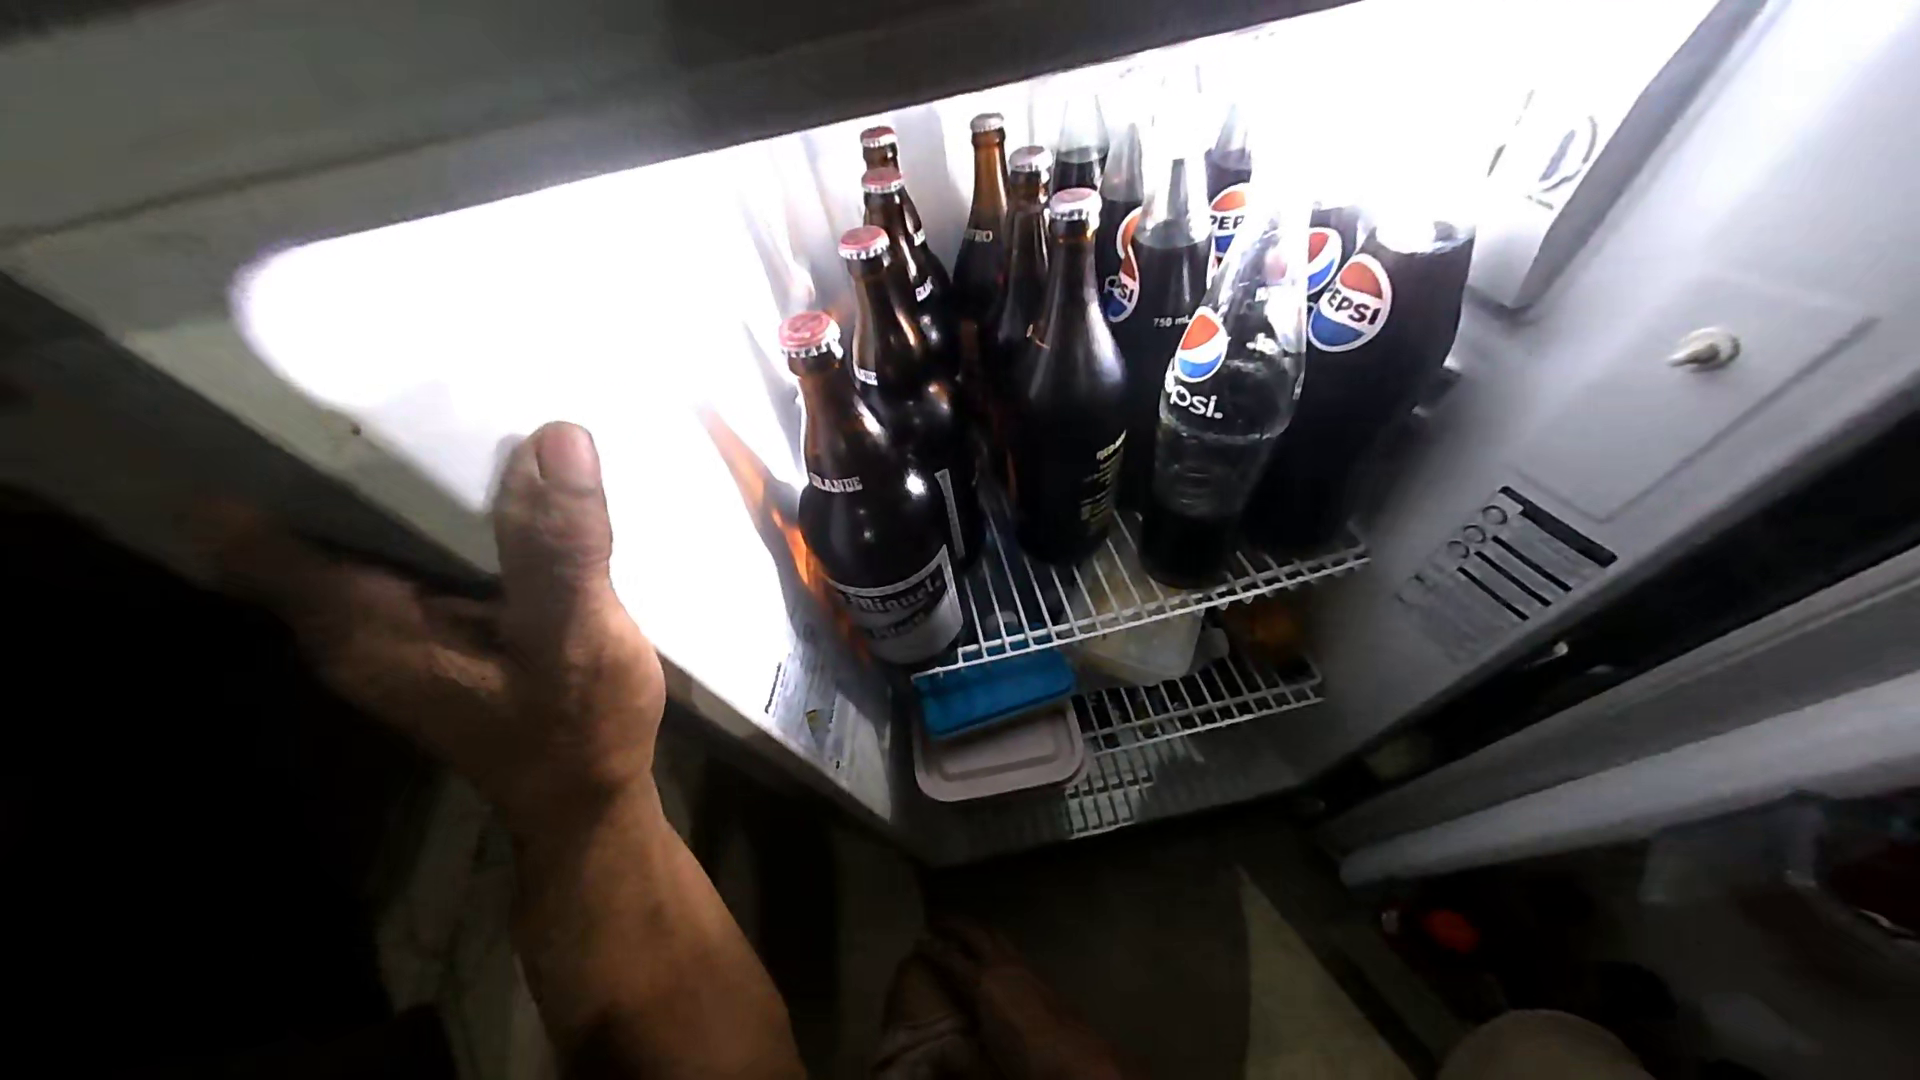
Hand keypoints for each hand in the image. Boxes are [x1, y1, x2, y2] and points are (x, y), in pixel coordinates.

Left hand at [201, 422, 664, 834]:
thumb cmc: (578, 728)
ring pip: (377, 534)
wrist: (592, 798)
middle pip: (319, 518)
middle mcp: (357, 624)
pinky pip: (423, 556)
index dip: (276, 455)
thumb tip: (559, 437)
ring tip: (476, 428)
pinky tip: (511, 500)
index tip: (339, 395)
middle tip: (432, 390)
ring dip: (415, 487)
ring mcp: (400, 631)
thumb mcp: (577, 634)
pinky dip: (454, 521)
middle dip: (363, 455)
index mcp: (360, 624)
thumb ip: (560, 545)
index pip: (254, 527)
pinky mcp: (444, 632)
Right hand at [919, 920, 1133, 1079]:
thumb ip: (961, 1062)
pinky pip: (1012, 948)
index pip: (951, 959)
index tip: (917, 940)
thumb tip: (936, 1056)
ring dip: (978, 929)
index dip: (932, 949)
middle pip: (976, 933)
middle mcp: (1003, 967)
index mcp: (983, 985)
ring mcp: (1025, 968)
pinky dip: (996, 942)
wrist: (1081, 1062)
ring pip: (997, 936)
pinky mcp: (1041, 976)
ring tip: (965, 930)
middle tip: (938, 919)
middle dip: (955, 924)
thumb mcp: (987, 1069)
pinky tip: (996, 955)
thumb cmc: (1029, 1066)